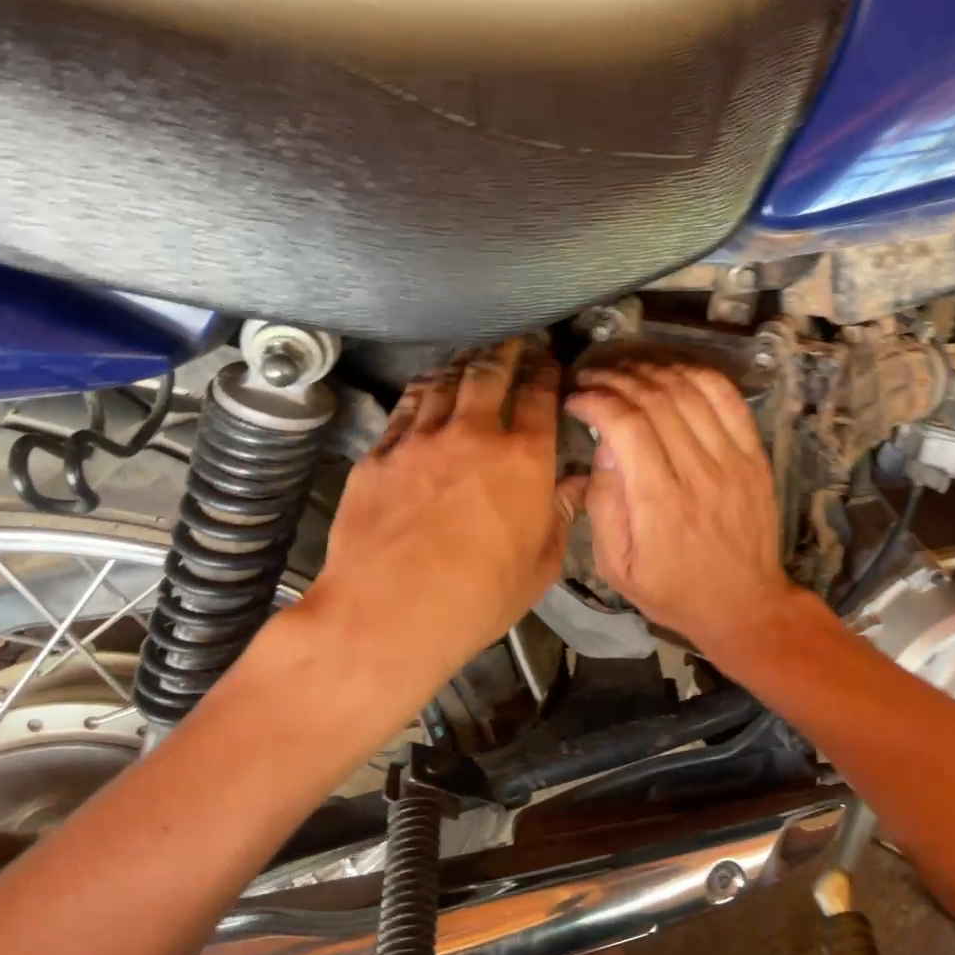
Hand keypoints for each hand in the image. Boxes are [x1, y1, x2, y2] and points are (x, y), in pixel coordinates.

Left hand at [295, 338, 584, 682]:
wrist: (389, 610)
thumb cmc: (480, 595)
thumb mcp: (541, 564)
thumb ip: (560, 516)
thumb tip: (574, 485)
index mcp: (524, 458)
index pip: (539, 396)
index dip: (547, 372)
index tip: (549, 363)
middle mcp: (474, 433)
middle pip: (489, 373)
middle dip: (506, 352)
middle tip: (513, 343)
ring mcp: (421, 439)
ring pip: (444, 381)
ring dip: (462, 363)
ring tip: (472, 357)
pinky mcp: (381, 453)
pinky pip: (405, 406)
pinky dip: (422, 389)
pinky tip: (427, 387)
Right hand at [565, 364, 805, 653]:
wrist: (744, 604)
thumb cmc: (673, 591)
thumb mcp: (617, 567)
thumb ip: (603, 505)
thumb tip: (603, 446)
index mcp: (659, 503)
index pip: (625, 425)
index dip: (596, 400)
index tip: (576, 399)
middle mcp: (698, 474)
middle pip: (656, 400)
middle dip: (617, 379)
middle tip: (595, 378)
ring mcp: (733, 461)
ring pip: (691, 392)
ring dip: (653, 372)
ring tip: (627, 373)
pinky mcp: (755, 456)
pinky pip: (729, 400)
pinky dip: (699, 376)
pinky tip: (674, 374)